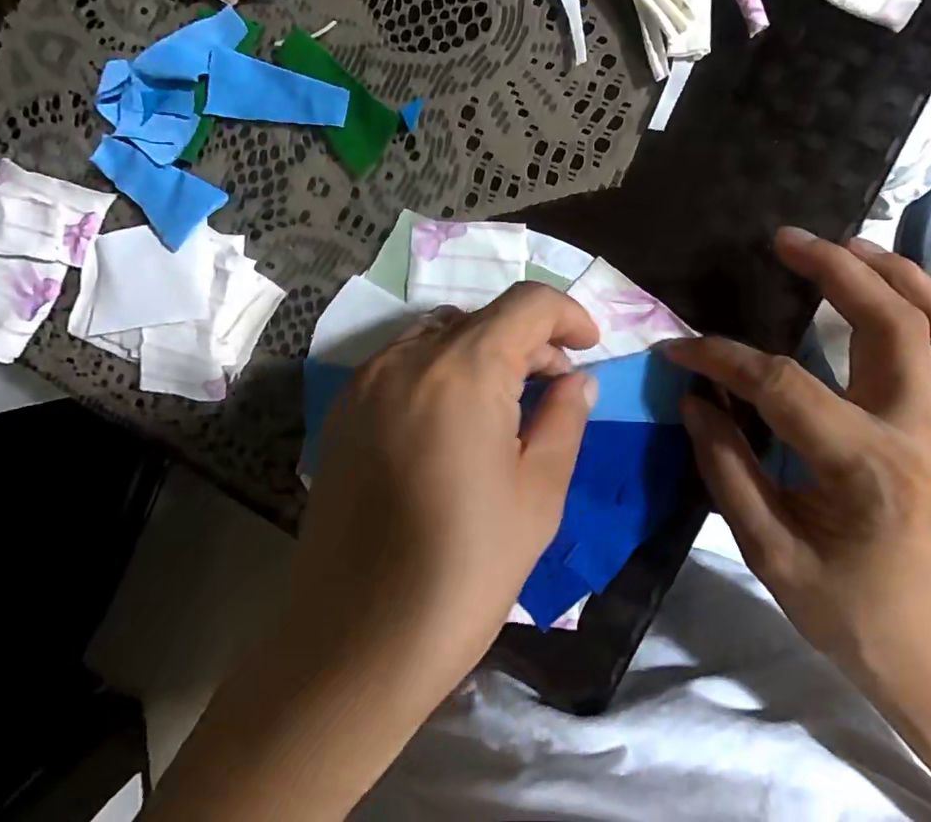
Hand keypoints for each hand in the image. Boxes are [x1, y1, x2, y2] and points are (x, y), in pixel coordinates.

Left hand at [290, 282, 600, 701]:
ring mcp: (364, 381)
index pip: (524, 304)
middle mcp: (404, 358)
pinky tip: (451, 423)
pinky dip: (437, 372)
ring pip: (436, 337)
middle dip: (525, 340)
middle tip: (554, 388)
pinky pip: (399, 366)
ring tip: (504, 405)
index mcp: (461, 369)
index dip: (566, 314)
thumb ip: (563, 419)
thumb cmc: (468, 565)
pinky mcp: (341, 409)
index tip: (589, 347)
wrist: (362, 627)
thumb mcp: (538, 493)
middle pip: (478, 319)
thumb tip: (575, 379)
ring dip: (479, 353)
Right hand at [658, 226, 930, 684]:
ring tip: (847, 242)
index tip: (676, 348)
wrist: (924, 641)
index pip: (783, 384)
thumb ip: (725, 465)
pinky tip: (887, 287)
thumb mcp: (763, 545)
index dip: (721, 357)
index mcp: (863, 466)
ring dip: (898, 275)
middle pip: (892, 326)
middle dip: (837, 271)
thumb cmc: (839, 602)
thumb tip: (694, 400)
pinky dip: (927, 307)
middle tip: (785, 238)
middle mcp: (915, 433)